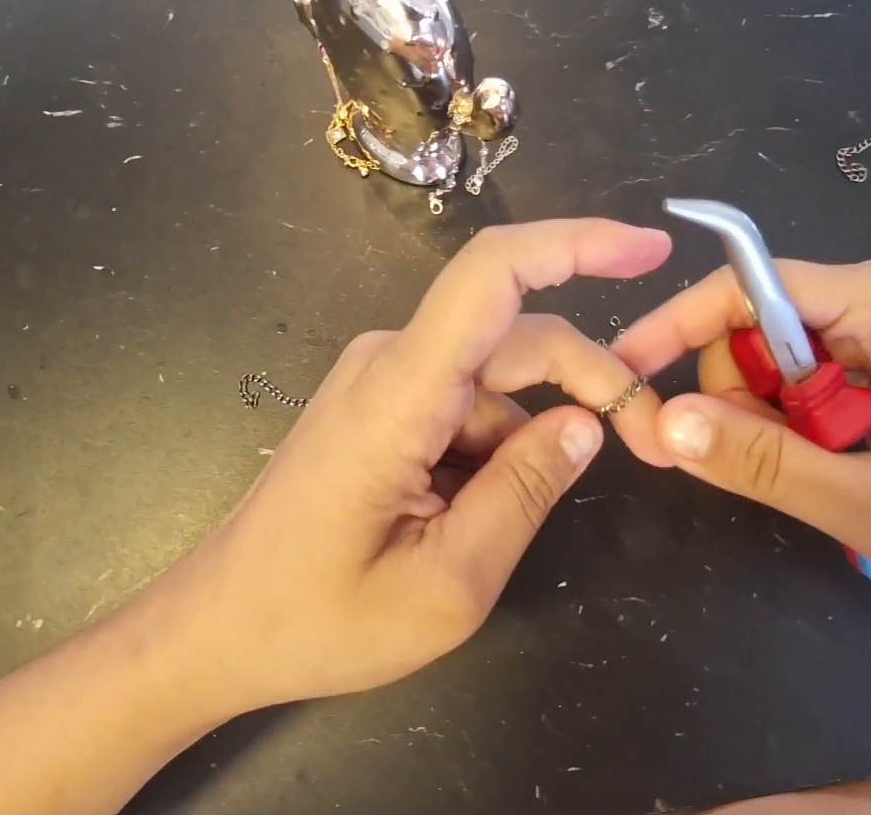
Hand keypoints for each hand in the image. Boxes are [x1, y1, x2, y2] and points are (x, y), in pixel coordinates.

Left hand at [163, 219, 671, 712]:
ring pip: (500, 377)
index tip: (650, 250)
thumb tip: (589, 424)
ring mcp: (385, 378)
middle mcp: (392, 360)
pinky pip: (469, 403)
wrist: (219, 625)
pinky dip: (500, 445)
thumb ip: (525, 493)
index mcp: (400, 391)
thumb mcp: (446, 583)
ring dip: (542, 428)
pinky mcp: (385, 402)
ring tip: (531, 509)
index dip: (577, 244)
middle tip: (651, 446)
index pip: (493, 275)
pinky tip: (477, 509)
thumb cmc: (318, 617)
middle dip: (594, 381)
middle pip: (521, 337)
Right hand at [612, 257, 870, 599]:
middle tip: (751, 468)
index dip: (678, 325)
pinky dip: (786, 424)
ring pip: (765, 357)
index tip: (627, 371)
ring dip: (763, 420)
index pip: (749, 287)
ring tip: (816, 475)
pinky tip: (827, 464)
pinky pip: (793, 377)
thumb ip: (769, 464)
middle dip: (734, 397)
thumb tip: (667, 424)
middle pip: (750, 326)